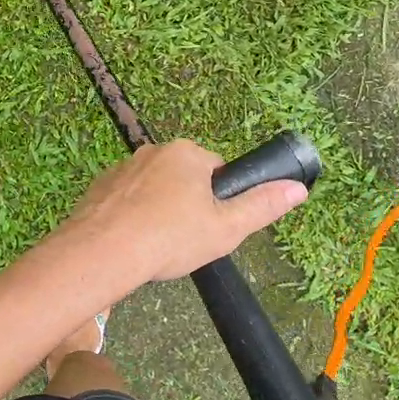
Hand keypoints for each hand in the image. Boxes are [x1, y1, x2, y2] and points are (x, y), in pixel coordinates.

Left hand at [61, 139, 308, 284]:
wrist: (104, 248)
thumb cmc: (171, 237)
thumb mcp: (226, 228)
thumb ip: (261, 206)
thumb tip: (297, 188)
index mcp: (186, 153)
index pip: (216, 170)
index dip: (219, 201)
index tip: (212, 226)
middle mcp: (153, 150)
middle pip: (184, 178)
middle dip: (188, 204)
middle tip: (187, 239)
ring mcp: (123, 166)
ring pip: (154, 188)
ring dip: (159, 210)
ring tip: (158, 244)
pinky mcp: (101, 185)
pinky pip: (127, 198)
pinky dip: (133, 215)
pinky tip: (132, 241)